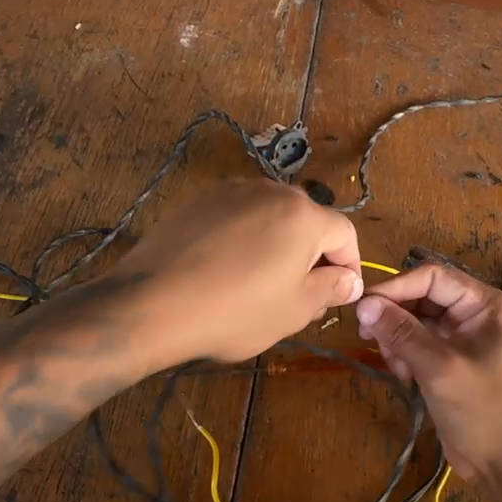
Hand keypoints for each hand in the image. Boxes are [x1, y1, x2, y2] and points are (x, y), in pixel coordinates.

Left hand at [111, 179, 363, 364]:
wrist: (152, 303)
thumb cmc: (234, 311)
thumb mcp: (293, 310)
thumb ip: (330, 289)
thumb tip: (349, 279)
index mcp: (303, 215)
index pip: (344, 233)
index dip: (350, 265)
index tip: (341, 294)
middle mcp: (271, 191)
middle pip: (308, 221)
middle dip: (313, 256)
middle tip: (302, 296)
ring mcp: (232, 191)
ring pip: (271, 217)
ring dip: (278, 246)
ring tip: (262, 284)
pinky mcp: (199, 200)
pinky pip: (238, 217)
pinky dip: (245, 239)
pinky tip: (227, 270)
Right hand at [353, 265, 501, 484]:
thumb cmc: (487, 411)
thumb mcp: (441, 369)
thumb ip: (402, 333)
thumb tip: (363, 303)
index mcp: (484, 305)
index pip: (432, 278)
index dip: (395, 288)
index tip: (362, 307)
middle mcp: (476, 317)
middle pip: (423, 299)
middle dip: (395, 317)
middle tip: (369, 339)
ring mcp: (466, 342)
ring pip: (419, 324)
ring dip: (399, 339)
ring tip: (395, 366)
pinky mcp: (455, 367)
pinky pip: (423, 348)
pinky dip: (407, 357)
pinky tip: (403, 376)